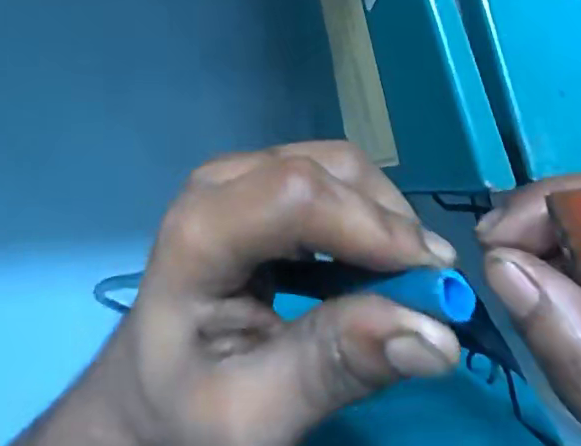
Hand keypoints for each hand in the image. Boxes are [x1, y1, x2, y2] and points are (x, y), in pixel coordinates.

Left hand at [15, 142, 462, 445]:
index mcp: (199, 231)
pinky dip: (367, 214)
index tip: (433, 281)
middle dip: (388, 222)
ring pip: (334, 165)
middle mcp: (218, 181)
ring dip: (384, 216)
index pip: (295, 196)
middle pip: (323, 169)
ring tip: (411, 280)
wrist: (146, 387)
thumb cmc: (185, 407)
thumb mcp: (252, 414)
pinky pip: (328, 178)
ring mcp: (238, 175)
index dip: (370, 226)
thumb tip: (435, 335)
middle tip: (433, 290)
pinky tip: (380, 265)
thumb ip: (333, 368)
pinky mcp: (259, 183)